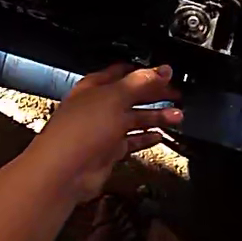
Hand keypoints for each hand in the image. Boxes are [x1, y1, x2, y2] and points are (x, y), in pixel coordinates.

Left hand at [23, 64, 181, 203]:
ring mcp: (103, 130)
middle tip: (177, 93)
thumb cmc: (78, 130)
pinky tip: (160, 135)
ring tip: (177, 115)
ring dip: (156, 116)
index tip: (166, 73)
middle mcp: (98, 107)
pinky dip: (146, 137)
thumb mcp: (114, 98)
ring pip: (134, 119)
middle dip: (154, 94)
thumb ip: (141, 82)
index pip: (123, 73)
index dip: (145, 72)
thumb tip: (163, 70)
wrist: (64, 170)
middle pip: (132, 96)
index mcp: (95, 87)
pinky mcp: (108, 151)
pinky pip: (131, 141)